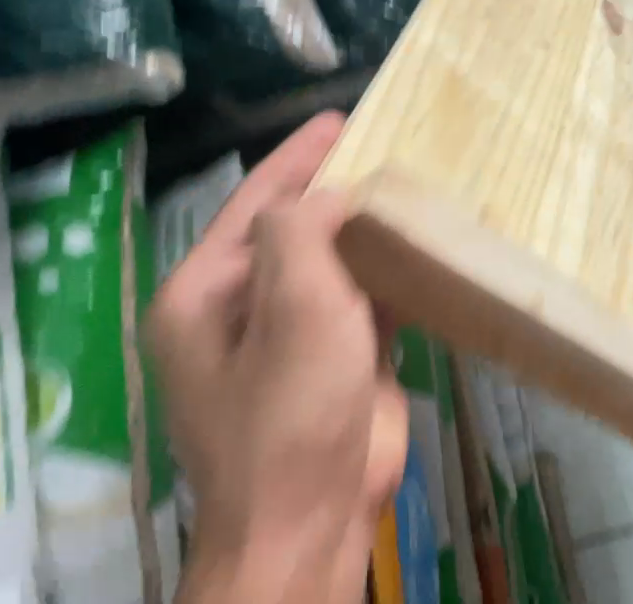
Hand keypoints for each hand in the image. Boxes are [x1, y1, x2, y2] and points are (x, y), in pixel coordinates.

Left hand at [148, 113, 408, 603]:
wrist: (314, 514)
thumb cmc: (293, 411)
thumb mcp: (294, 309)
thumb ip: (303, 234)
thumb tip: (333, 194)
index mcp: (206, 296)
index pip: (256, 205)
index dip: (298, 159)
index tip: (342, 119)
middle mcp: (242, 311)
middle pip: (296, 231)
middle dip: (340, 191)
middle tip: (390, 146)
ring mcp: (292, 339)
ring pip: (335, 265)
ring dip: (371, 231)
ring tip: (415, 186)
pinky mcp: (338, 361)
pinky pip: (365, 299)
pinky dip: (392, 271)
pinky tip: (425, 247)